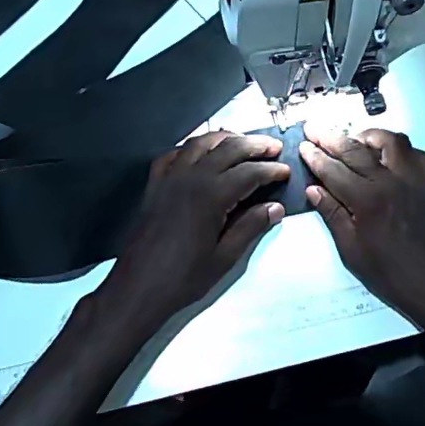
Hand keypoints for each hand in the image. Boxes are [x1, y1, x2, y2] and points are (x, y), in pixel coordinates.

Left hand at [98, 131, 289, 333]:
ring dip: (225, 138)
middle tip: (273, 147)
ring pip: (200, 143)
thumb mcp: (225, 257)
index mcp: (211, 195)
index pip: (249, 172)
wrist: (138, 286)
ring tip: (242, 142)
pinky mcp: (155, 184)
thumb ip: (251, 227)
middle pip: (228, 148)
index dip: (271, 170)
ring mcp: (170, 177)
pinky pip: (174, 154)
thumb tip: (275, 208)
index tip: (285, 171)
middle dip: (254, 145)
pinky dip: (191, 148)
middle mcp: (191, 177)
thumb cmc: (184, 277)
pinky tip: (201, 153)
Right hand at [300, 128, 424, 327]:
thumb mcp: (351, 250)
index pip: (333, 170)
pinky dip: (400, 149)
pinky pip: (416, 154)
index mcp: (368, 200)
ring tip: (353, 139)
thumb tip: (314, 191)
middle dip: (332, 139)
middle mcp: (392, 183)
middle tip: (317, 131)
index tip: (305, 147)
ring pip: (390, 142)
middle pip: (356, 149)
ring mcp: (414, 180)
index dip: (315, 157)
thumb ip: (332, 214)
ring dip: (368, 136)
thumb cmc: (394, 276)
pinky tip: (389, 156)